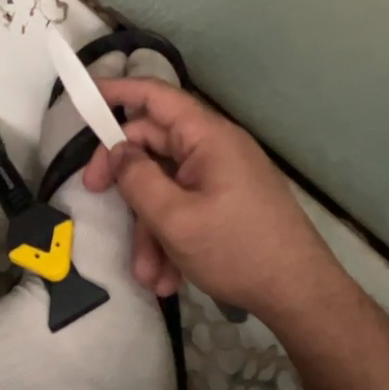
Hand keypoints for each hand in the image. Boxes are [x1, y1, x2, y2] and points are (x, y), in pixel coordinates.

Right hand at [82, 78, 338, 312]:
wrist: (304, 298)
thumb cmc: (239, 249)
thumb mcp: (176, 218)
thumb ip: (137, 178)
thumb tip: (118, 150)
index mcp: (207, 136)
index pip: (156, 96)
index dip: (118, 91)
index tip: (84, 98)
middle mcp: (215, 148)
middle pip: (154, 147)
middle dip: (128, 186)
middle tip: (96, 199)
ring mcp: (224, 177)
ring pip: (168, 187)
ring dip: (150, 228)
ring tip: (147, 276)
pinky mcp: (230, 204)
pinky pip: (187, 208)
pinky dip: (172, 238)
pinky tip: (168, 278)